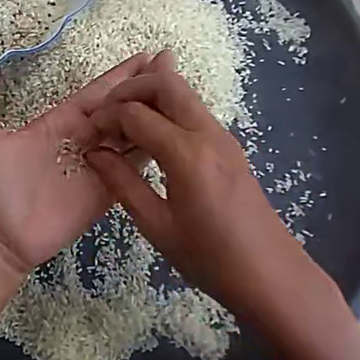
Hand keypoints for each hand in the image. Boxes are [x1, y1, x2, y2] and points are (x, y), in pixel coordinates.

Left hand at [0, 50, 156, 277]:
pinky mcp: (107, 192)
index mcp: (60, 122)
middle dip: (146, 88)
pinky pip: (133, 170)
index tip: (146, 55)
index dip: (121, 74)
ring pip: (133, 135)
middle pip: (122, 109)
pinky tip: (177, 140)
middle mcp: (84, 140)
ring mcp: (99, 166)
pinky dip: (154, 154)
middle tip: (173, 65)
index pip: (97, 92)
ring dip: (156, 116)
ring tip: (183, 96)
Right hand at [87, 52, 331, 317]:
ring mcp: (224, 137)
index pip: (136, 113)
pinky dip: (166, 112)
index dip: (106, 116)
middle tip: (106, 115)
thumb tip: (93, 153)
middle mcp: (208, 134)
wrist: (271, 275)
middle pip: (165, 84)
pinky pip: (193, 112)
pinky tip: (148, 140)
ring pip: (183, 93)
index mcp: (187, 155)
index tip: (88, 131)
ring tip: (122, 127)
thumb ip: (122, 183)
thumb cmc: (210, 258)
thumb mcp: (157, 225)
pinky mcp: (230, 146)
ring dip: (149, 98)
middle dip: (129, 90)